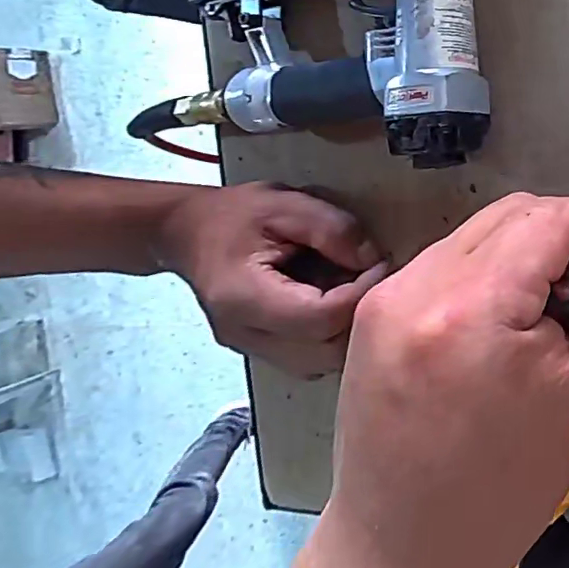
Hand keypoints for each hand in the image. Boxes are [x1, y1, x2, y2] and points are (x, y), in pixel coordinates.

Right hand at [154, 182, 387, 376]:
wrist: (189, 232)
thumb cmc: (236, 215)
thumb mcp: (287, 205)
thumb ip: (332, 229)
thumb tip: (372, 259)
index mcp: (245, 299)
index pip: (320, 318)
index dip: (360, 293)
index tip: (379, 265)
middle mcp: (247, 335)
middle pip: (325, 351)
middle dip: (360, 316)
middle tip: (374, 278)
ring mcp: (254, 349)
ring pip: (321, 362)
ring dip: (349, 329)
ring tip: (355, 288)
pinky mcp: (264, 349)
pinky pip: (312, 356)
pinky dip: (334, 334)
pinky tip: (337, 300)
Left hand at [314, 194, 568, 567]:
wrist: (404, 546)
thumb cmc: (507, 481)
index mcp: (474, 306)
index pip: (546, 218)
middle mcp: (420, 283)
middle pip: (508, 211)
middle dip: (557, 228)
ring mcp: (389, 293)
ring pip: (475, 230)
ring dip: (519, 247)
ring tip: (540, 302)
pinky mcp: (375, 308)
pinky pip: (445, 260)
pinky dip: (483, 269)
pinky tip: (496, 317)